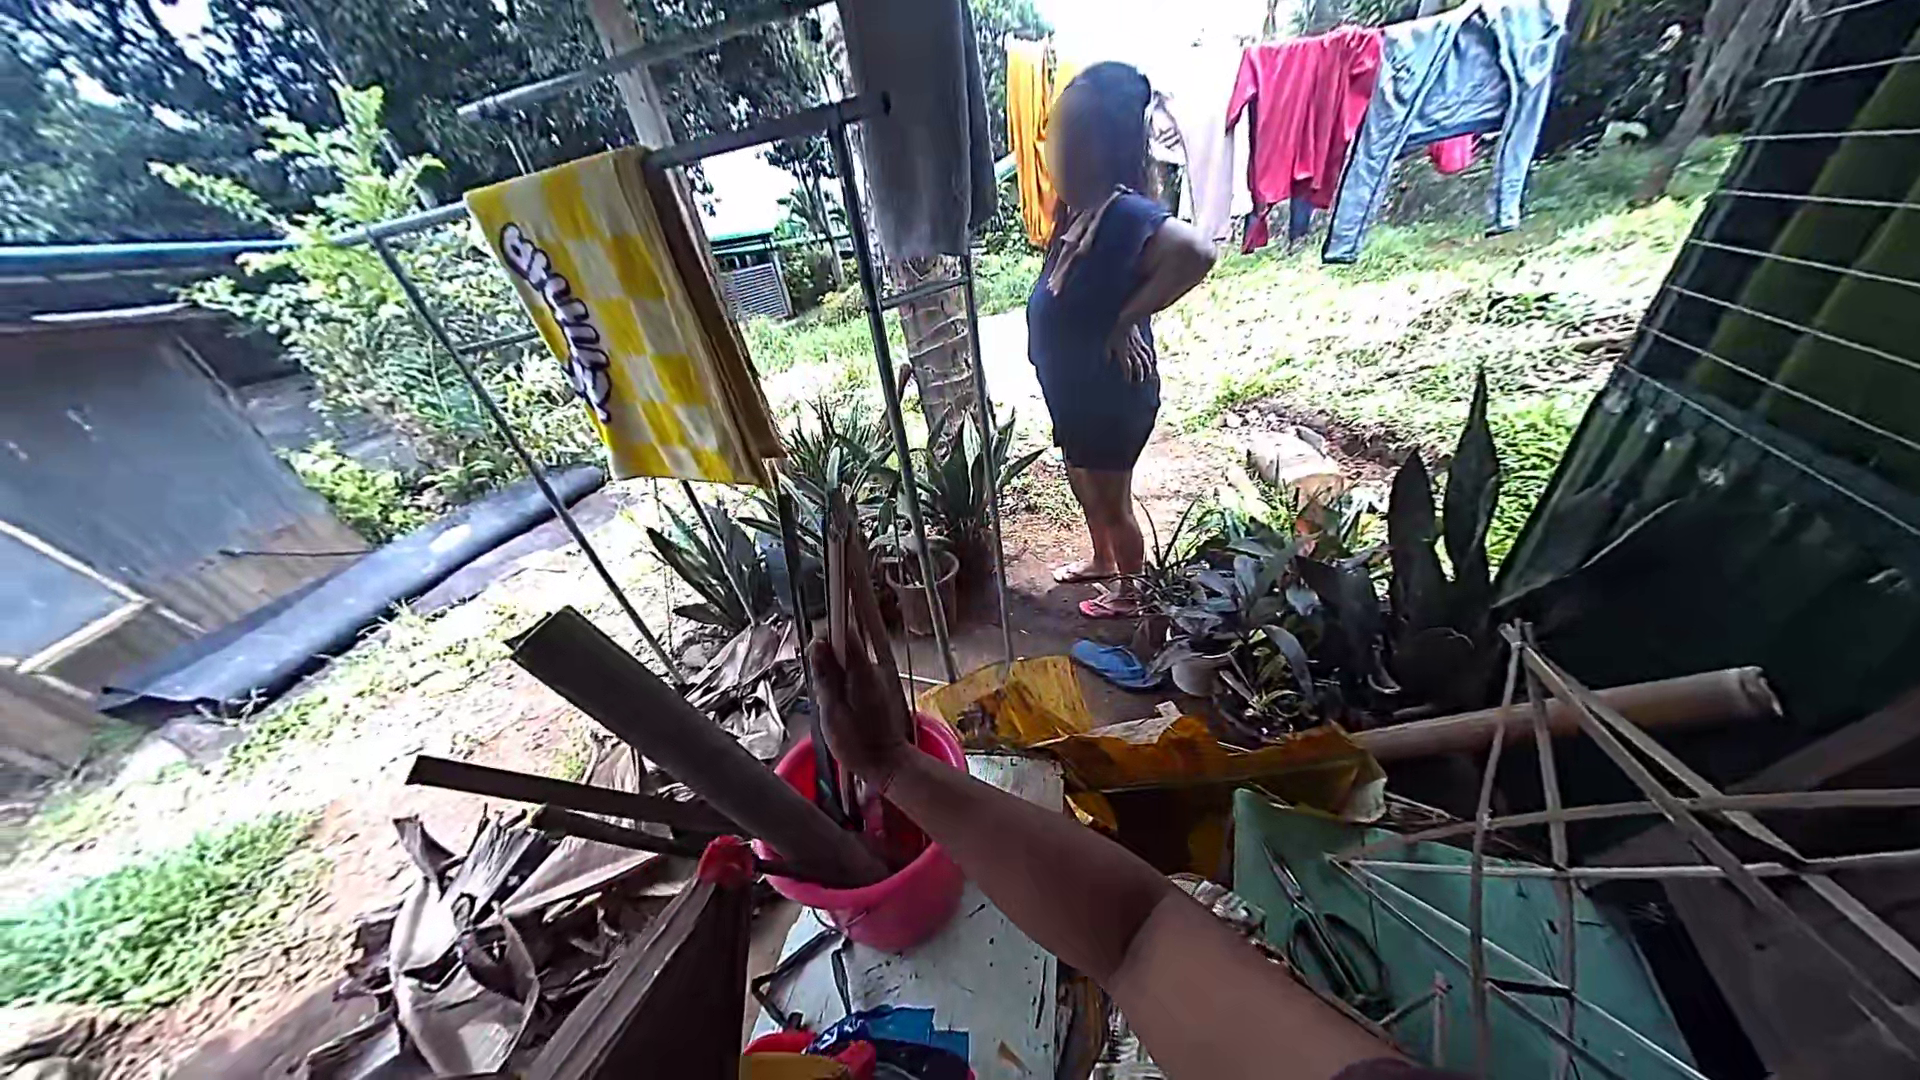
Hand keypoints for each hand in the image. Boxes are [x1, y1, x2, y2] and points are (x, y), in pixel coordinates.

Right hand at [809, 639, 912, 787]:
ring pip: (850, 665)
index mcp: (863, 672)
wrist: (888, 764)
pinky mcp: (879, 688)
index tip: (814, 656)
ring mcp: (879, 678)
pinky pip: (857, 677)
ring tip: (832, 706)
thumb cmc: (858, 744)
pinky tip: (843, 709)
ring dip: (836, 678)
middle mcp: (875, 669)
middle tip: (822, 693)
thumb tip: (817, 645)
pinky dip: (846, 688)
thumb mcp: (832, 712)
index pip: (845, 635)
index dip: (827, 639)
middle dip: (829, 664)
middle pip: (846, 650)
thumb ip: (825, 676)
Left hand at [1108, 323, 1155, 381]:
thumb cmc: (1114, 332)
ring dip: (1147, 369)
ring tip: (1147, 378)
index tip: (1127, 381)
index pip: (1127, 365)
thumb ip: (1107, 354)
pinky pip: (1149, 352)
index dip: (1127, 374)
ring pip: (1145, 360)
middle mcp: (1132, 350)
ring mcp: (1139, 347)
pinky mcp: (1143, 343)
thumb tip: (1107, 363)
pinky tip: (1152, 365)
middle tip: (1139, 383)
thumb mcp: (1108, 343)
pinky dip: (1151, 359)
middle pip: (1138, 365)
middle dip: (1139, 375)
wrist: (1126, 318)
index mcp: (1123, 352)